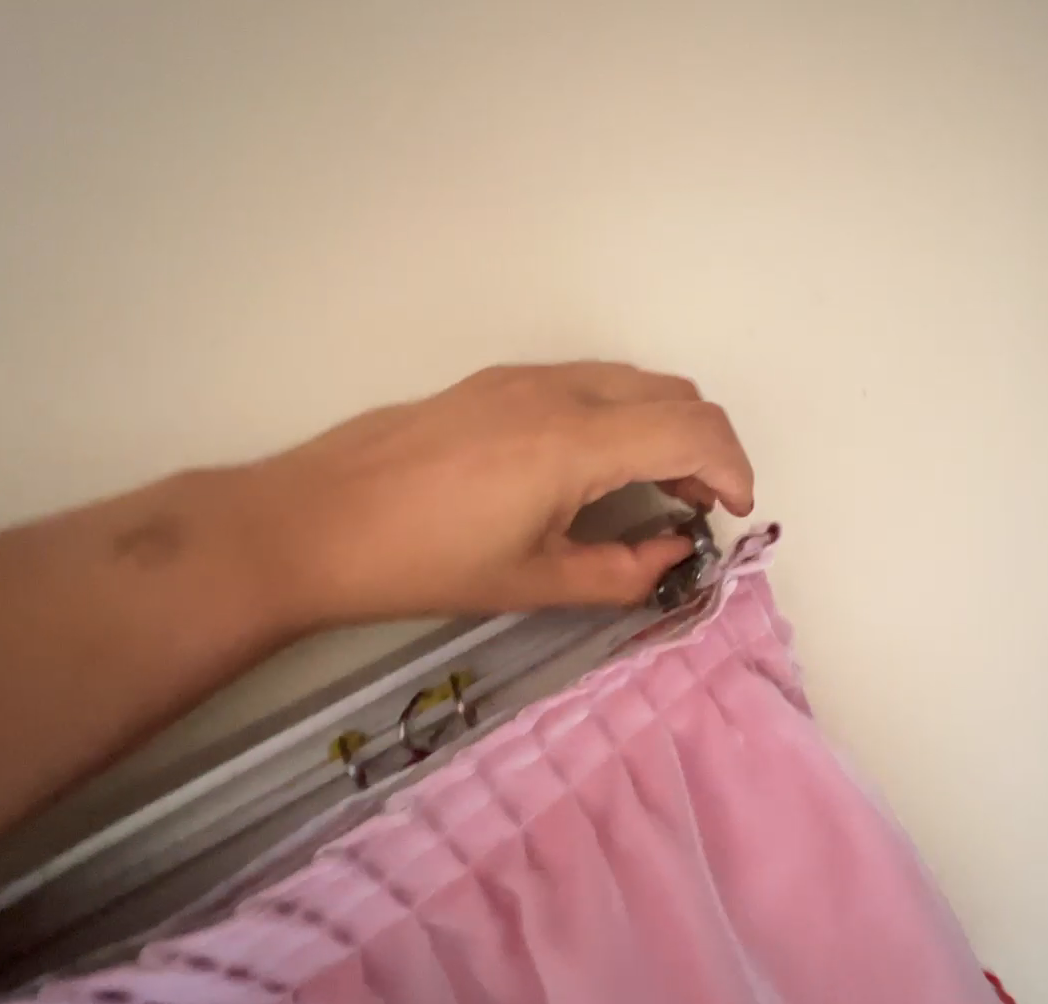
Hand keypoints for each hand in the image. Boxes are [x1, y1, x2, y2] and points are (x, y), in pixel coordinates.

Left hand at [232, 362, 754, 624]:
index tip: (735, 513)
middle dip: (709, 447)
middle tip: (697, 506)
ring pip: (637, 381)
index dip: (734, 469)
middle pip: (678, 393)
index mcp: (575, 442)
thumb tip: (675, 550)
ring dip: (669, 427)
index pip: (694, 429)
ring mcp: (527, 377)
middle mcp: (561, 390)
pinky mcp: (501, 380)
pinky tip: (601, 466)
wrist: (312, 523)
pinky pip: (595, 382)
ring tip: (657, 487)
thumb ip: (625, 570)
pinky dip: (628, 416)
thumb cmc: (424, 563)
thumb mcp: (536, 582)